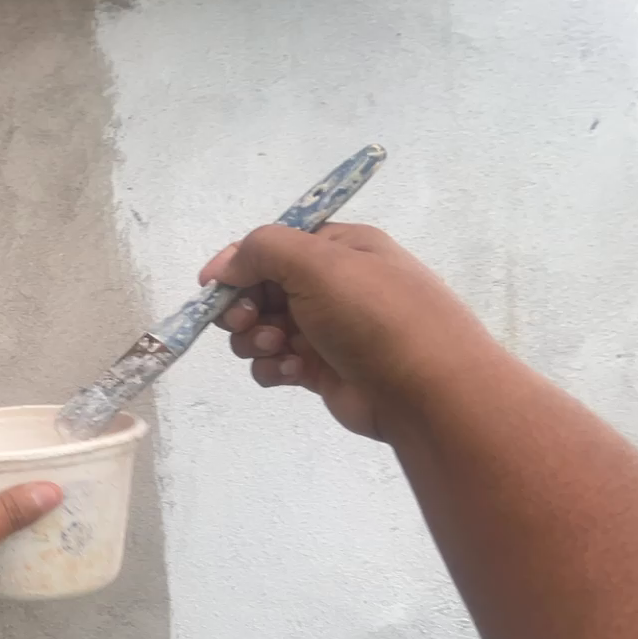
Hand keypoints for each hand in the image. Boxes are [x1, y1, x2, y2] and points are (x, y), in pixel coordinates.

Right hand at [202, 223, 495, 440]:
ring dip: (254, 341)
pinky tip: (293, 373)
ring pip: (257, 330)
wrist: (426, 391)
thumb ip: (263, 251)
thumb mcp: (320, 265)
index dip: (236, 265)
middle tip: (246, 322)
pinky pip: (271, 363)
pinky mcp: (315, 366)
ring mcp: (321, 328)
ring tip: (280, 349)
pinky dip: (271, 368)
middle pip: (256, 291)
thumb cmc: (376, 317)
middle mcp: (328, 285)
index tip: (211, 286)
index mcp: (337, 249)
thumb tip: (223, 268)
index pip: (269, 247)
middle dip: (242, 309)